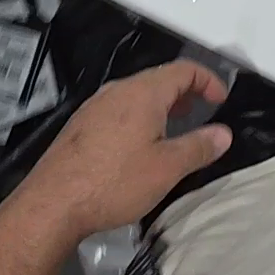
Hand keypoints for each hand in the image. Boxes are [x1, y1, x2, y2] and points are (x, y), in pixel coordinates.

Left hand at [16, 61, 232, 238]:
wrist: (51, 205)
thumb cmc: (115, 182)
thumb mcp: (167, 168)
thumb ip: (198, 147)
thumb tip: (223, 134)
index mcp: (144, 92)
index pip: (184, 70)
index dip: (208, 80)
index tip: (221, 99)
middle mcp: (118, 90)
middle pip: (160, 78)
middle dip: (186, 92)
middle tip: (201, 113)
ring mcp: (96, 106)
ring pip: (138, 93)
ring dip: (162, 104)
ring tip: (174, 128)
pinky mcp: (81, 124)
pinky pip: (119, 108)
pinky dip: (140, 115)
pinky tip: (139, 145)